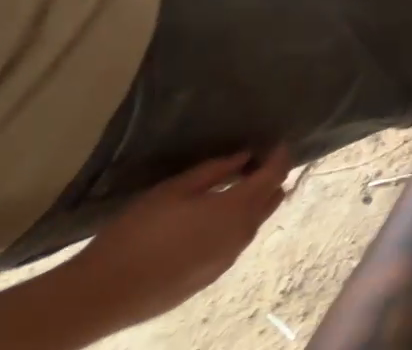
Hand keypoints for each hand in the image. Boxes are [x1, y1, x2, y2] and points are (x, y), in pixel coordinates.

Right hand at [69, 149, 291, 325]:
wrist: (101, 295)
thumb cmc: (136, 234)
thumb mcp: (172, 191)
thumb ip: (214, 170)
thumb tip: (244, 157)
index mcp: (240, 207)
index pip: (276, 174)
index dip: (280, 156)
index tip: (276, 144)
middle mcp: (245, 231)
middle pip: (273, 197)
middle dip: (270, 178)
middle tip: (250, 168)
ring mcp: (232, 256)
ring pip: (256, 221)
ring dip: (253, 203)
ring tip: (229, 193)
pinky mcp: (214, 274)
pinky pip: (236, 242)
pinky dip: (235, 226)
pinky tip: (209, 226)